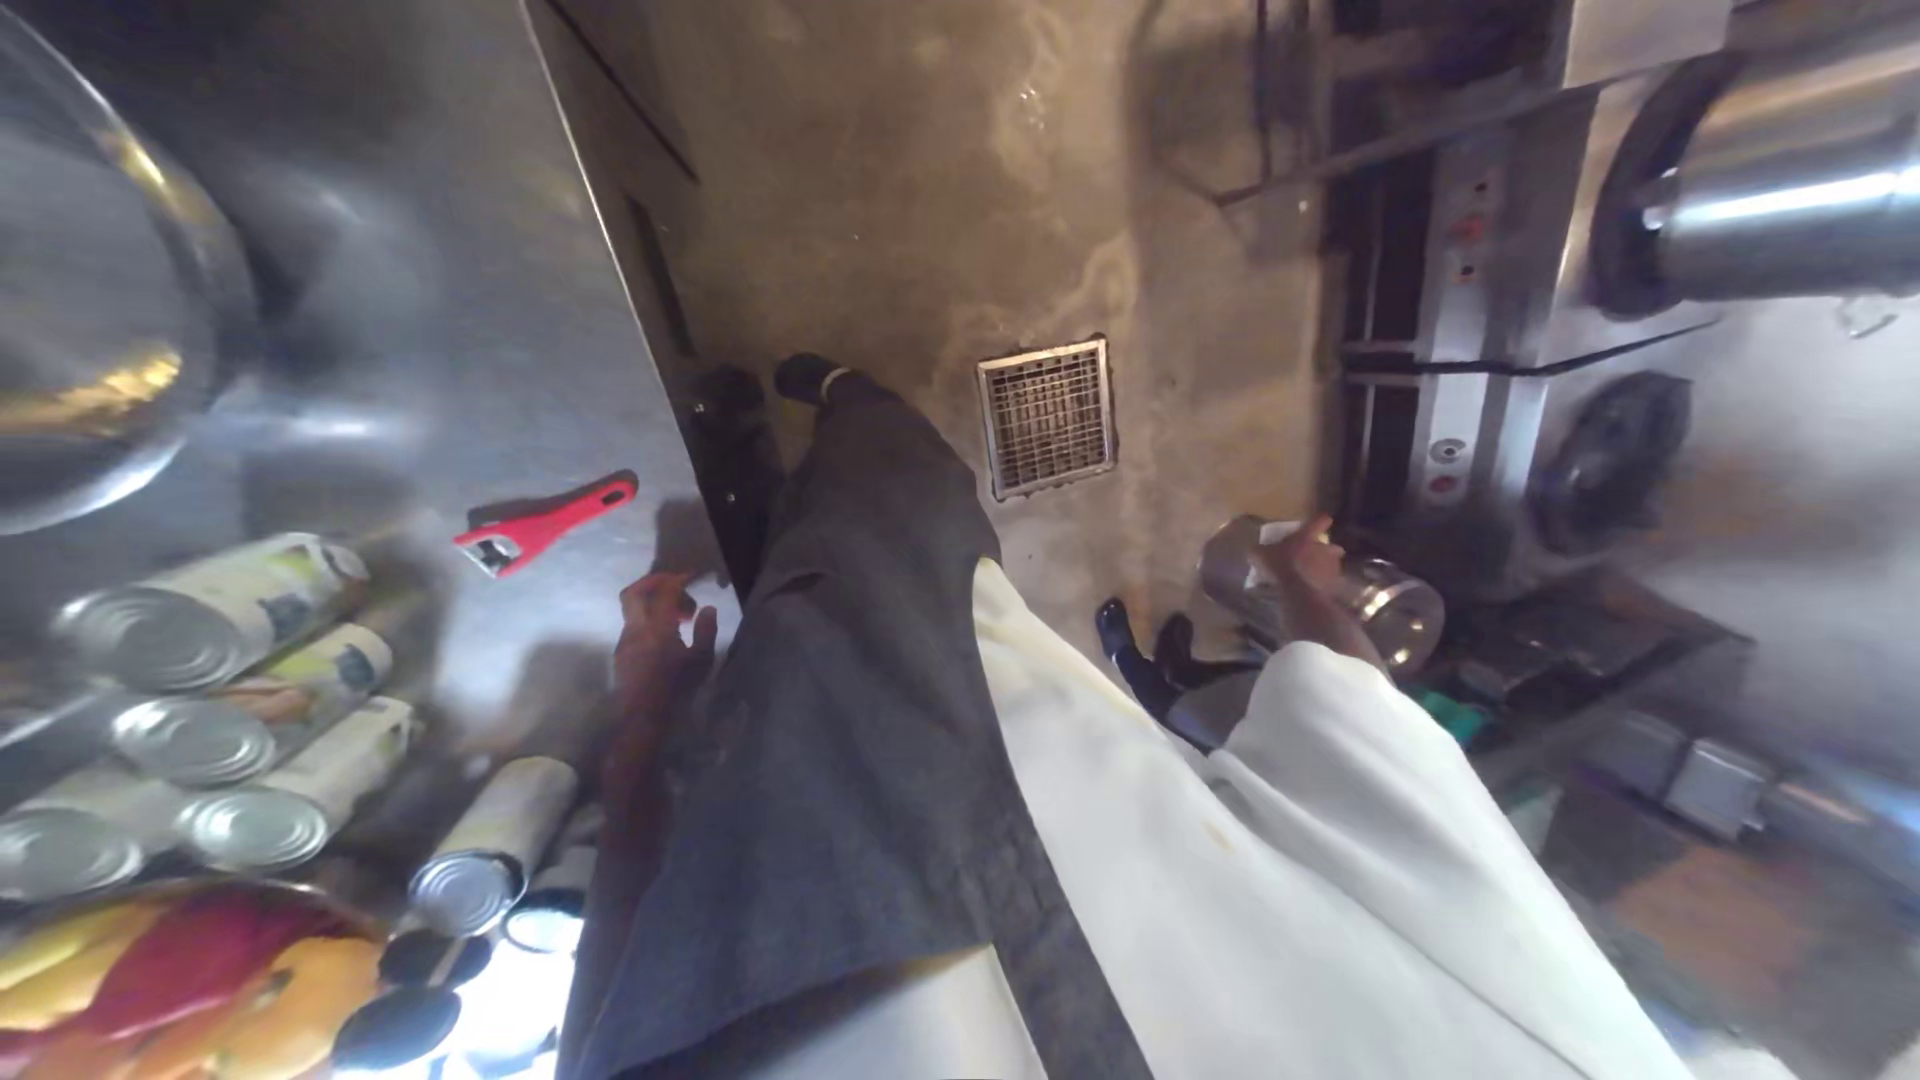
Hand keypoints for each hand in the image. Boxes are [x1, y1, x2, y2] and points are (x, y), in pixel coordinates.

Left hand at [614, 573, 717, 719]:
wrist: (644, 720)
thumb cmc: (677, 690)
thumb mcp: (701, 661)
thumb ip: (706, 630)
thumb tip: (708, 608)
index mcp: (657, 629)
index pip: (663, 593)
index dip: (678, 579)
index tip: (692, 575)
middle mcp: (635, 630)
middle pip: (633, 593)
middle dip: (653, 581)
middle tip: (675, 583)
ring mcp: (624, 642)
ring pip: (632, 609)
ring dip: (653, 603)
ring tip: (679, 616)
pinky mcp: (622, 653)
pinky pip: (633, 625)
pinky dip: (649, 618)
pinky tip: (666, 634)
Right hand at [1257, 513, 1345, 597]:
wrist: (1299, 590)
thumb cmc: (1280, 565)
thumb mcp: (1260, 555)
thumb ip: (1258, 550)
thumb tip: (1253, 548)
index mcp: (1307, 537)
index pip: (1319, 521)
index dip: (1320, 521)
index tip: (1321, 522)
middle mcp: (1323, 548)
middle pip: (1332, 546)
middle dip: (1326, 551)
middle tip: (1315, 557)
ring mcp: (1332, 565)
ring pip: (1332, 564)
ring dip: (1324, 568)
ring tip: (1312, 576)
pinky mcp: (1334, 582)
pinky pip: (1330, 581)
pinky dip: (1324, 583)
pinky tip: (1313, 589)